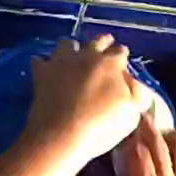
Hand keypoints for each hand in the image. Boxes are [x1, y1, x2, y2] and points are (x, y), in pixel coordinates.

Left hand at [21, 35, 144, 167]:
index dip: (122, 55)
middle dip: (102, 42)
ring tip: (73, 55)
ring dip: (72, 48)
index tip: (123, 58)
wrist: (61, 134)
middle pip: (96, 41)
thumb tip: (131, 81)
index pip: (120, 52)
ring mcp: (61, 61)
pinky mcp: (41, 72)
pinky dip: (44, 63)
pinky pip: (40, 60)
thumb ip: (136, 93)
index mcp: (111, 63)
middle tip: (105, 43)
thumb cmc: (102, 125)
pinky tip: (45, 68)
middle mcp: (86, 55)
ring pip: (67, 43)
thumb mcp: (132, 113)